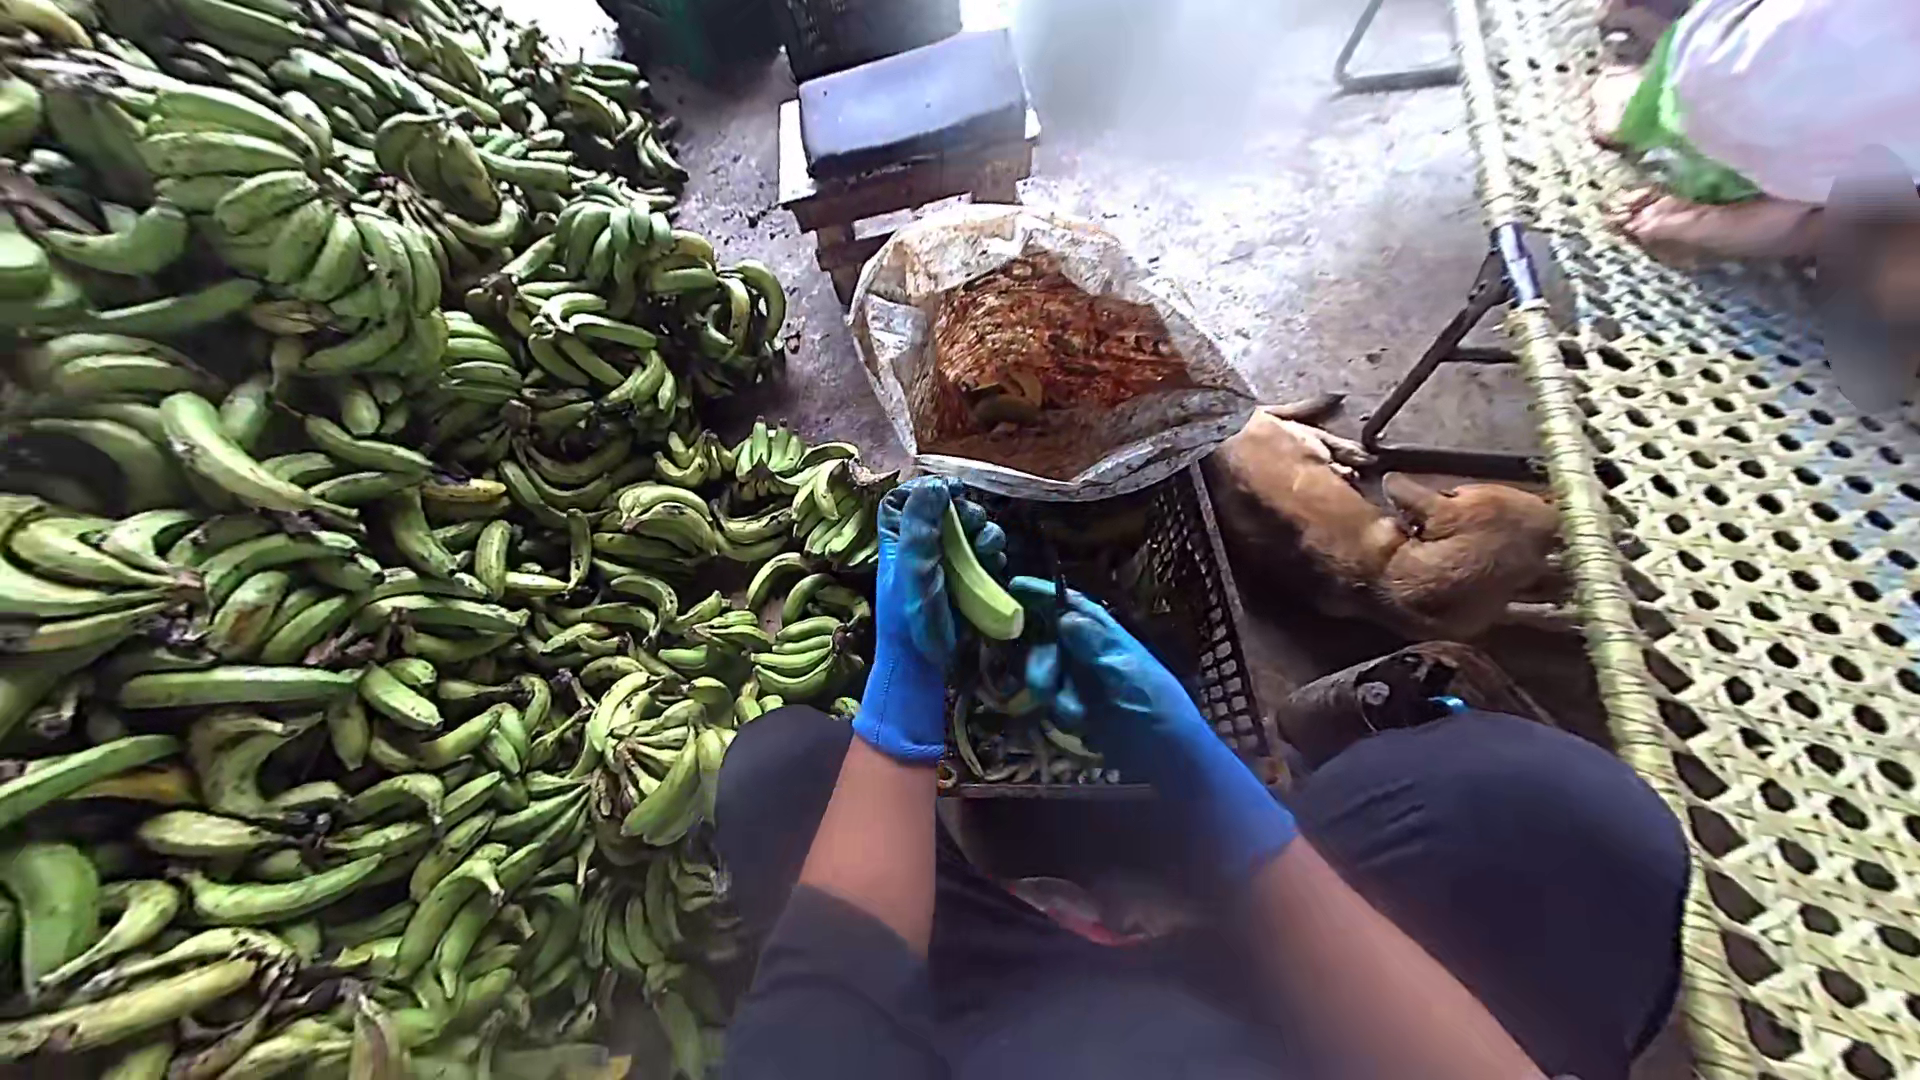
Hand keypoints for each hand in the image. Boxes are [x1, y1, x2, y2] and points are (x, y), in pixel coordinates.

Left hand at [855, 477, 1003, 762]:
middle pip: (946, 509)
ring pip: (969, 529)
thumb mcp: (913, 569)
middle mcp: (921, 546)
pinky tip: (994, 561)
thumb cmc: (911, 617)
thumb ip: (920, 526)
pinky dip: (992, 551)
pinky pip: (984, 552)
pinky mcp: (967, 577)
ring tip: (988, 547)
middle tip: (974, 521)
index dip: (927, 489)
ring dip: (984, 531)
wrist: (928, 663)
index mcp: (898, 539)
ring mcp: (946, 561)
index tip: (950, 490)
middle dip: (965, 511)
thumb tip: (934, 484)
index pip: (906, 499)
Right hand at [1010, 578, 1296, 878]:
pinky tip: (1078, 725)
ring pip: (1051, 673)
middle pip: (1053, 641)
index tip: (1015, 587)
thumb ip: (1098, 648)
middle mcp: (1098, 657)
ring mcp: (1091, 685)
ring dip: (1055, 692)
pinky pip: (1057, 701)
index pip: (1076, 607)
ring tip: (1074, 717)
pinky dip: (1061, 711)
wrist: (1179, 774)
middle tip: (1040, 686)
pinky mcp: (1085, 712)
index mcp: (1115, 641)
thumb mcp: (1132, 680)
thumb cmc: (1161, 719)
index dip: (1047, 595)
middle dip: (1042, 661)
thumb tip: (1066, 615)